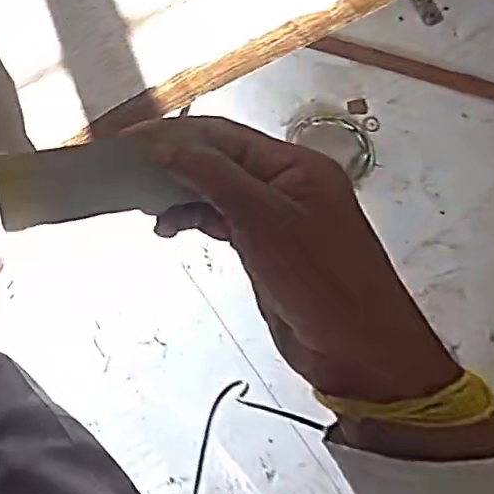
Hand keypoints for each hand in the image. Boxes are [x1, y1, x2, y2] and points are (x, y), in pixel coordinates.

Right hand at [126, 117, 493, 459]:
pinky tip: (169, 229)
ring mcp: (273, 213)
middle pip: (214, 157)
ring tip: (149, 207)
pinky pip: (215, 215)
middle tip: (129, 170)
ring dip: (177, 193)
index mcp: (295, 165)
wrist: (364, 359)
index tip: (129, 142)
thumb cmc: (320, 281)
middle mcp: (283, 182)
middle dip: (172, 162)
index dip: (172, 134)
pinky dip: (190, 218)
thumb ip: (210, 174)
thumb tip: (163, 147)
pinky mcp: (262, 242)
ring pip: (211, 187)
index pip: (221, 134)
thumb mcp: (262, 218)